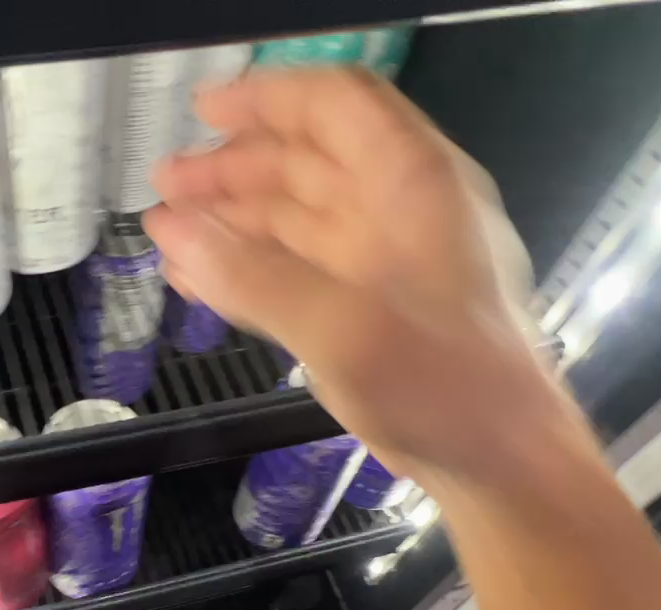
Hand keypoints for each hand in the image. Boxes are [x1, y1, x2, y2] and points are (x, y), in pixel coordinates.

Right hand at [147, 69, 574, 488]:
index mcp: (412, 184)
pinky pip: (297, 273)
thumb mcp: (343, 329)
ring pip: (296, 219)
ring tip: (168, 234)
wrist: (495, 461)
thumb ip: (254, 278)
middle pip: (306, 161)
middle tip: (165, 187)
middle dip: (232, 168)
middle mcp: (397, 210)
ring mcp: (381, 263)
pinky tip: (202, 281)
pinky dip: (249, 272)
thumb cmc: (439, 387)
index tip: (200, 110)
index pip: (335, 105)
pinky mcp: (366, 310)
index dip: (265, 97)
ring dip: (232, 222)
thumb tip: (172, 231)